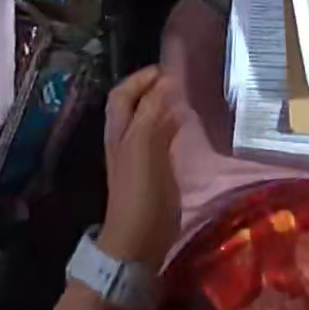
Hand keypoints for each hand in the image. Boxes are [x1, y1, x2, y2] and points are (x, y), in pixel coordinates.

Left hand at [98, 65, 182, 269]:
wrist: (139, 239)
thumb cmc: (139, 190)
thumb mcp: (143, 145)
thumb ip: (152, 110)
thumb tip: (167, 79)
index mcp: (119, 129)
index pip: (124, 92)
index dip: (141, 77)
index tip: (169, 70)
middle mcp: (126, 137)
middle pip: (135, 103)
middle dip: (154, 87)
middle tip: (181, 80)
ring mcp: (140, 154)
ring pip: (150, 118)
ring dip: (165, 104)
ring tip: (188, 95)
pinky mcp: (155, 168)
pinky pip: (162, 137)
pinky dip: (173, 123)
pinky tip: (189, 123)